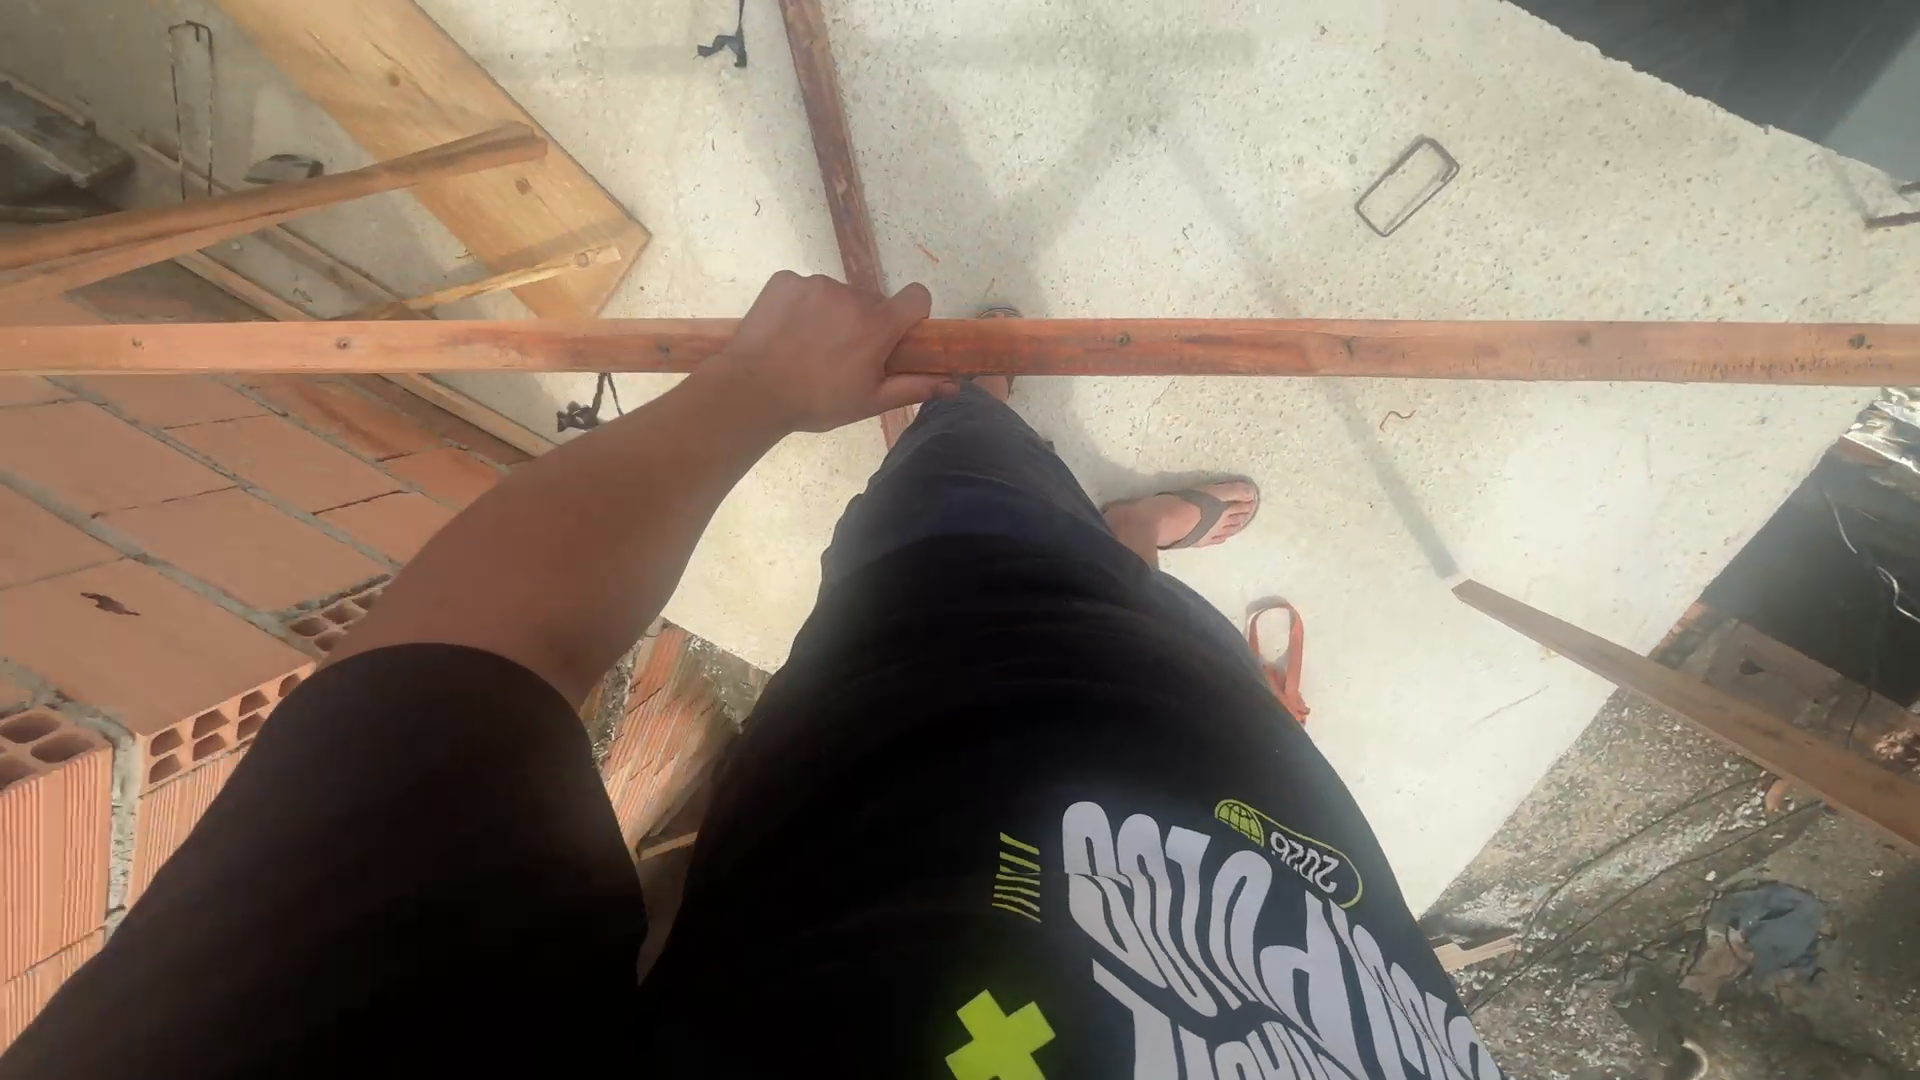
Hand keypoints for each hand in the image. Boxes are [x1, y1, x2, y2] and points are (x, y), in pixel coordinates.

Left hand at [694, 271, 954, 433]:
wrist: (752, 391)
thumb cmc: (816, 402)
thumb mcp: (869, 402)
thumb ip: (914, 387)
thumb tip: (953, 385)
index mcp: (877, 325)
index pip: (916, 296)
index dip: (912, 314)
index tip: (898, 336)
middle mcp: (851, 295)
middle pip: (873, 301)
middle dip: (867, 322)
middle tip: (844, 355)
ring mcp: (815, 284)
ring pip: (839, 295)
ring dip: (834, 314)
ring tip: (810, 347)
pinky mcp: (786, 280)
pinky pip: (806, 288)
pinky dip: (804, 306)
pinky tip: (789, 334)